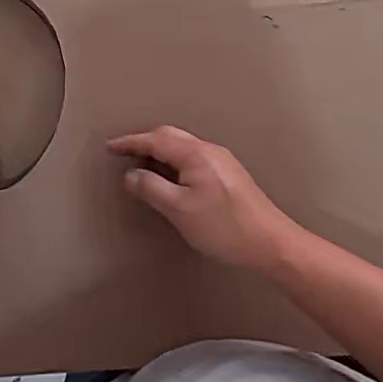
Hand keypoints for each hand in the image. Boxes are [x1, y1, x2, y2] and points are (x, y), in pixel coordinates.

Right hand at [107, 125, 304, 272]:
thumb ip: (151, 189)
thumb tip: (131, 175)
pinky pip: (192, 158)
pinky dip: (174, 163)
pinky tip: (170, 180)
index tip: (110, 147)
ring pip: (182, 147)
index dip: (130, 142)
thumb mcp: (179, 210)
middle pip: (170, 137)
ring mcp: (222, 162)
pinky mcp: (228, 175)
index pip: (155, 140)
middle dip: (144, 143)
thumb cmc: (223, 227)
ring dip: (160, 153)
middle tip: (125, 155)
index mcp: (195, 154)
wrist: (272, 244)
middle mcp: (209, 150)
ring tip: (143, 169)